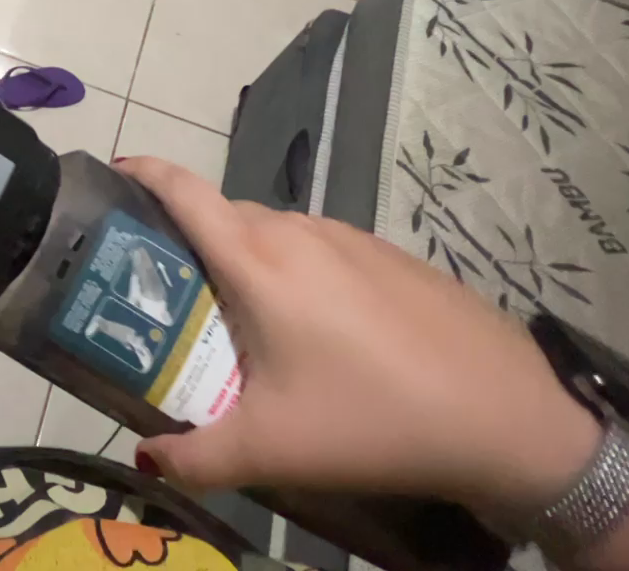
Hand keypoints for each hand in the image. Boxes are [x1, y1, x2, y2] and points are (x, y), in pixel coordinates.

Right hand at [115, 156, 599, 518]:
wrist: (515, 420)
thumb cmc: (375, 420)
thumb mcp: (275, 449)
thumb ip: (197, 455)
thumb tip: (145, 457)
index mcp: (257, 259)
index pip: (183, 191)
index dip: (143, 171)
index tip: (113, 175)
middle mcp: (295, 231)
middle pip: (222, 215)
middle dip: (189, 239)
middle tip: (172, 290)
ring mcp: (347, 236)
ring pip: (270, 232)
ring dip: (245, 259)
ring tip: (245, 320)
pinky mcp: (386, 252)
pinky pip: (316, 246)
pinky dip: (293, 270)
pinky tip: (320, 331)